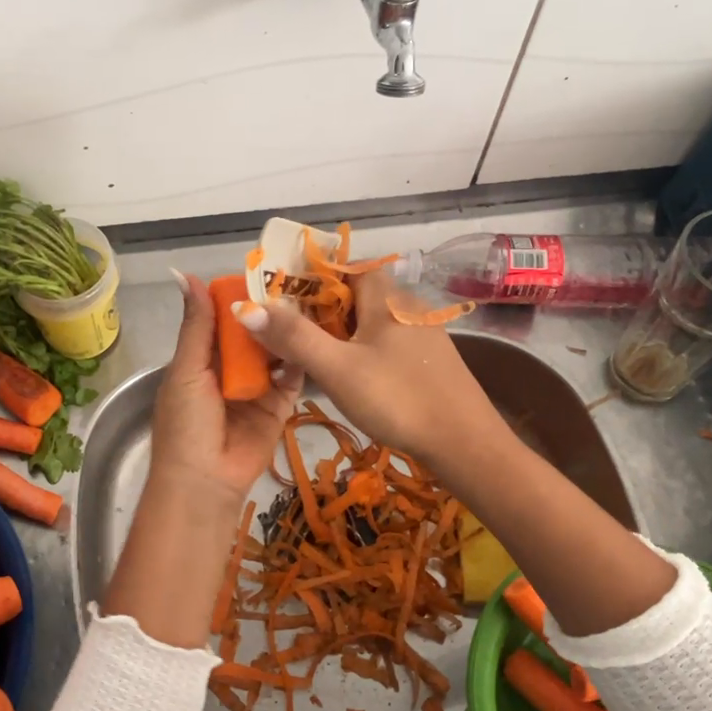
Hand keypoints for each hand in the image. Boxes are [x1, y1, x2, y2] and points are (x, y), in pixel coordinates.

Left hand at [102, 271, 301, 647]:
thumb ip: (197, 324)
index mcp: (200, 358)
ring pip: (275, 353)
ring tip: (313, 303)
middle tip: (299, 281)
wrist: (205, 482)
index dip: (239, 297)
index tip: (265, 268)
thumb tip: (183, 273)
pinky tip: (316, 337)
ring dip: (287, 334)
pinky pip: (293, 379)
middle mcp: (228, 370)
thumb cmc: (186, 423)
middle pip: (252, 335)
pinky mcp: (279, 407)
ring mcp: (255, 388)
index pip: (221, 319)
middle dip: (269, 313)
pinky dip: (301, 362)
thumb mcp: (187, 368)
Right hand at [237, 269, 502, 461]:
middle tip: (290, 329)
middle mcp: (408, 309)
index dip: (319, 274)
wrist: (465, 444)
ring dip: (343, 330)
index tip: (286, 293)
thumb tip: (246, 307)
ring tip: (312, 354)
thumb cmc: (398, 399)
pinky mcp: (429, 363)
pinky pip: (387, 343)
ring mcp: (423, 337)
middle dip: (324, 306)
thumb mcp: (338, 369)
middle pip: (360, 293)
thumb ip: (294, 337)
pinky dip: (363, 349)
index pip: (352, 266)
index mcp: (388, 299)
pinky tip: (351, 376)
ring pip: (374, 321)